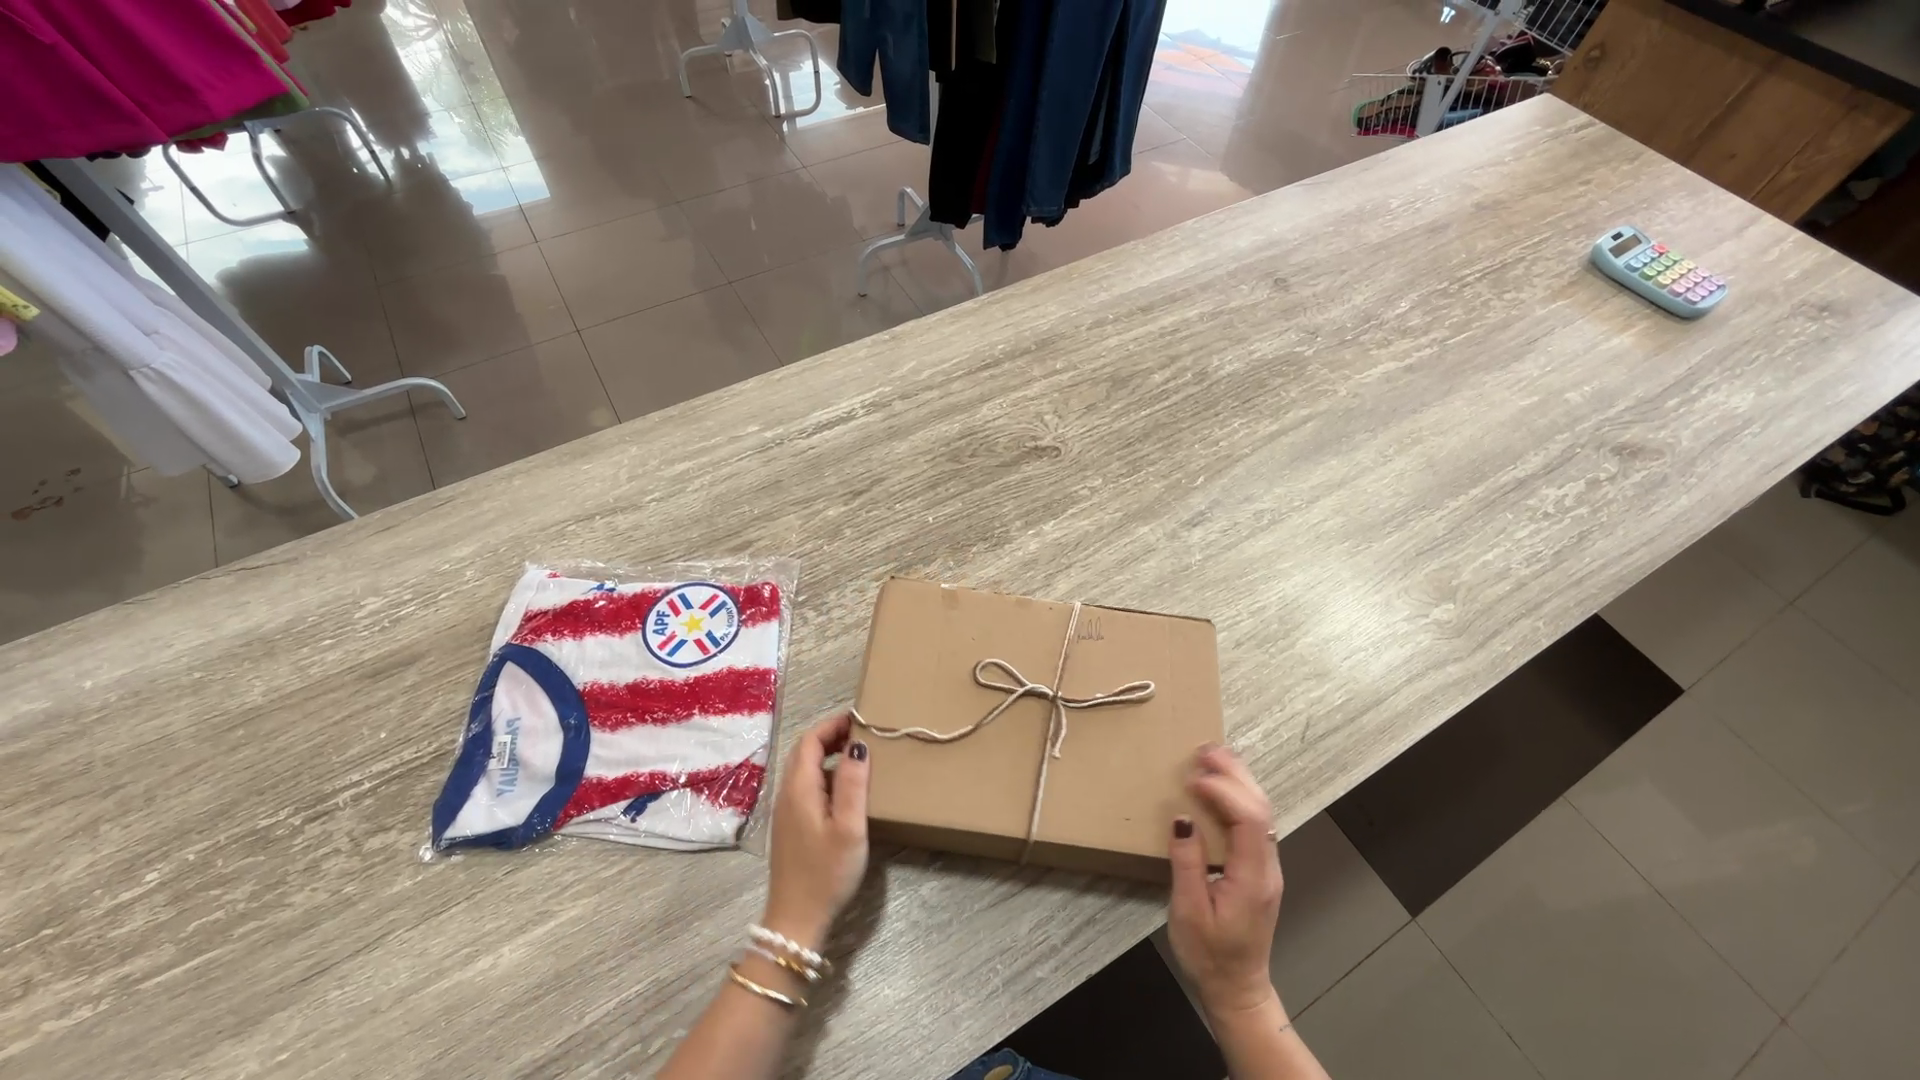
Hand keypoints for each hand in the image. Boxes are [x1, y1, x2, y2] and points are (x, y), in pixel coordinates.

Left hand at [762, 710, 869, 951]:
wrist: (796, 919)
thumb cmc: (826, 872)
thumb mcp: (849, 828)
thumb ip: (854, 784)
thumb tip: (859, 745)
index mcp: (799, 788)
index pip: (811, 740)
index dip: (833, 724)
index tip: (861, 717)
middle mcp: (787, 794)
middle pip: (805, 752)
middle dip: (831, 736)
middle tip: (864, 733)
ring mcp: (786, 811)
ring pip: (805, 770)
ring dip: (829, 755)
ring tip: (861, 755)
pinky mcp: (791, 827)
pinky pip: (807, 787)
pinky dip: (826, 775)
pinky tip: (847, 790)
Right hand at [1166, 744, 1284, 1018]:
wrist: (1237, 989)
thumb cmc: (1209, 955)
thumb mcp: (1189, 912)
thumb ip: (1188, 863)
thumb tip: (1183, 818)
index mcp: (1252, 877)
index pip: (1249, 820)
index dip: (1224, 791)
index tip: (1192, 779)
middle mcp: (1267, 866)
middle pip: (1261, 807)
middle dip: (1235, 773)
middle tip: (1204, 748)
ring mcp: (1267, 866)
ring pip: (1261, 811)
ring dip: (1238, 779)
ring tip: (1212, 755)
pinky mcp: (1259, 868)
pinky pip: (1254, 821)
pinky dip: (1238, 795)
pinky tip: (1221, 785)